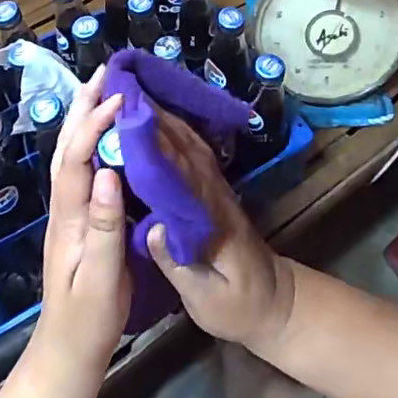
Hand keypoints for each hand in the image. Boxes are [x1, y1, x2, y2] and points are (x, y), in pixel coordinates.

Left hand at [33, 65, 130, 377]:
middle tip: (104, 72)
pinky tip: (105, 132)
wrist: (68, 348)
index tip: (121, 98)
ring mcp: (66, 210)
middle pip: (67, 145)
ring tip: (102, 88)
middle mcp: (62, 205)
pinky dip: (90, 138)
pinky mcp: (76, 216)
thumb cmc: (89, 318)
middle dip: (83, 105)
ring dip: (84, 116)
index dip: (95, 124)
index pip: (77, 158)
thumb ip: (104, 226)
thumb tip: (107, 171)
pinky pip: (80, 165)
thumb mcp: (103, 279)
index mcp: (68, 216)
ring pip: (70, 152)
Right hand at [144, 112, 295, 349]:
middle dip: (151, 117)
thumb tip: (151, 227)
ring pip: (188, 142)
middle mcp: (214, 192)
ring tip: (133, 92)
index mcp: (211, 217)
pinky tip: (157, 115)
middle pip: (182, 146)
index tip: (127, 118)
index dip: (154, 144)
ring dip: (162, 115)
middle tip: (120, 90)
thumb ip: (180, 265)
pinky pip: (192, 150)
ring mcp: (216, 186)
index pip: (179, 172)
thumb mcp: (208, 300)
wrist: (276, 303)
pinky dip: (174, 128)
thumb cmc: (239, 307)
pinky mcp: (214, 188)